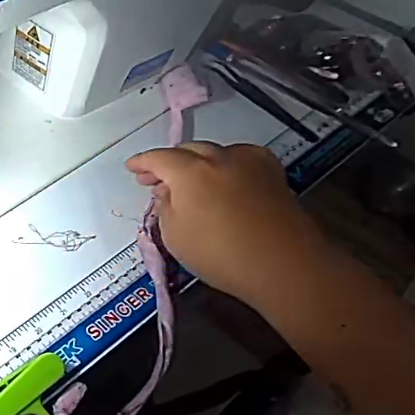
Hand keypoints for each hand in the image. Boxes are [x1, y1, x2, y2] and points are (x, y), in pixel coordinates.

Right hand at [125, 141, 329, 308]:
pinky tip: (226, 179)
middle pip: (187, 150)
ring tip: (190, 181)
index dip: (142, 162)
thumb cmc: (220, 255)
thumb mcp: (174, 236)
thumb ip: (164, 208)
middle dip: (169, 162)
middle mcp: (219, 158)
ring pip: (215, 152)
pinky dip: (226, 164)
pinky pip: (241, 158)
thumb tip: (167, 192)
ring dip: (197, 163)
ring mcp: (249, 162)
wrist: (282, 263)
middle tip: (156, 180)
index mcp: (189, 171)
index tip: (132, 168)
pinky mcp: (271, 172)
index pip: (158, 158)